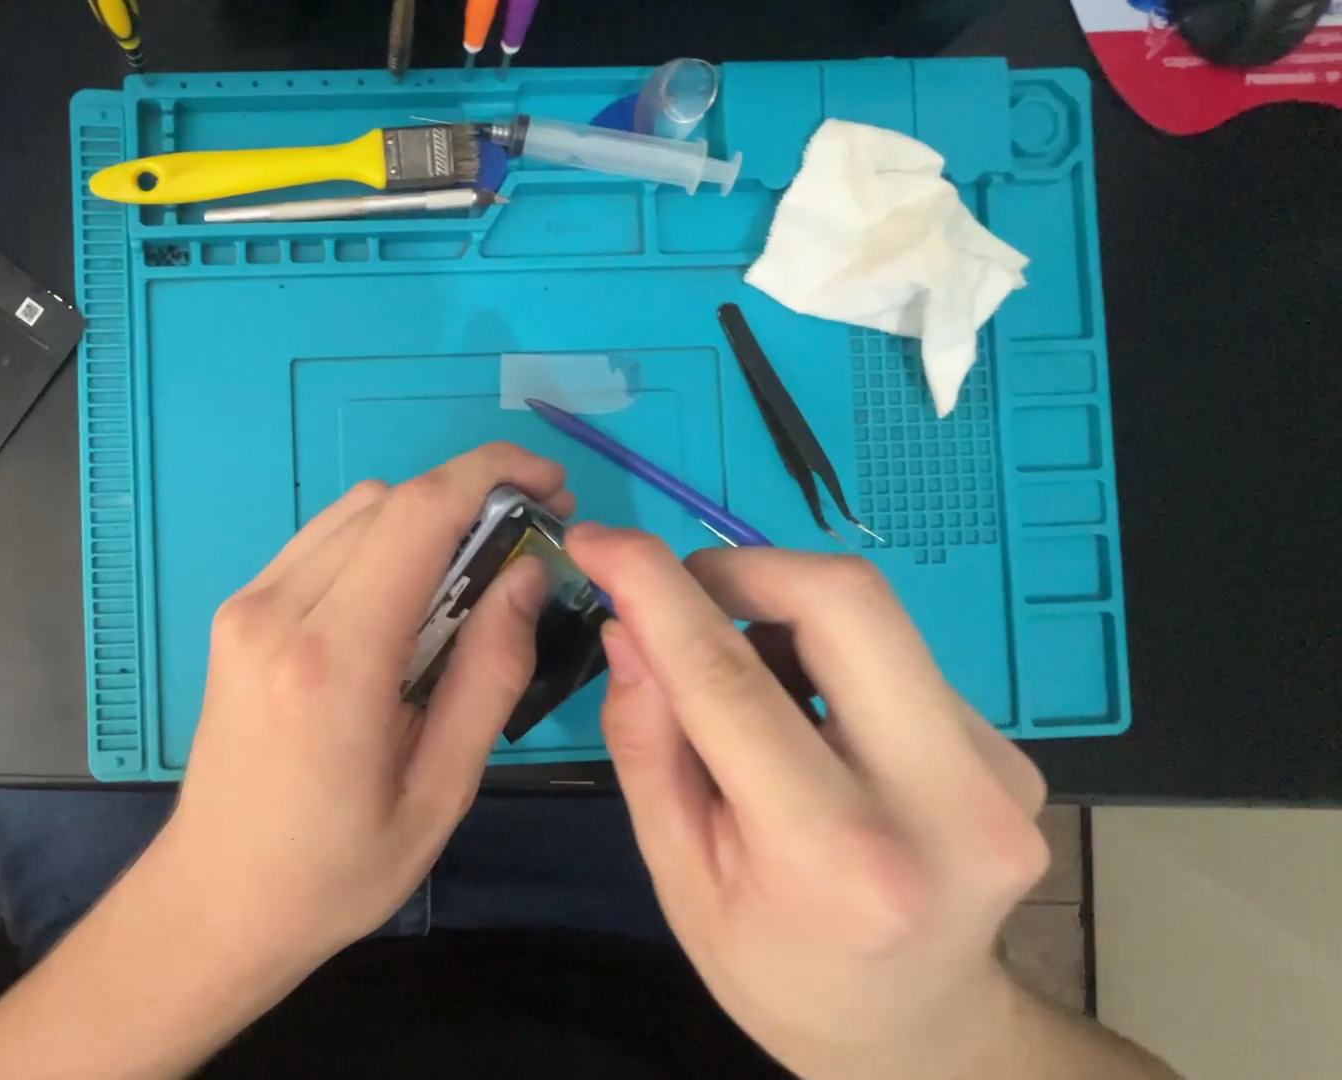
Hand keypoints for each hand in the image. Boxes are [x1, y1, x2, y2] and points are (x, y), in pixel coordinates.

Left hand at [151, 443, 570, 966]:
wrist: (214, 899)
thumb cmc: (336, 869)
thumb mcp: (440, 790)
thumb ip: (490, 673)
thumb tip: (525, 575)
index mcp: (333, 660)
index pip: (417, 517)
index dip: (491, 475)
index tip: (550, 484)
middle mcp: (277, 611)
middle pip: (387, 501)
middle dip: (469, 497)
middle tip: (526, 539)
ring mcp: (246, 606)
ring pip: (351, 512)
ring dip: (424, 518)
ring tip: (473, 572)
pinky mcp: (235, 613)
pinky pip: (319, 543)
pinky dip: (378, 542)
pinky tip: (406, 595)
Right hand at [568, 527, 1049, 1079]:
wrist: (920, 1037)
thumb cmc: (770, 967)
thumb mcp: (672, 870)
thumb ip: (645, 742)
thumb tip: (627, 627)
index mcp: (835, 854)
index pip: (729, 678)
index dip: (652, 589)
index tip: (596, 540)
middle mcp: (943, 798)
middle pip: (845, 600)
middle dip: (738, 565)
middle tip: (678, 595)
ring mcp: (995, 768)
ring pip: (870, 615)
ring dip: (773, 608)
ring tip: (735, 675)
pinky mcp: (1007, 749)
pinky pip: (889, 652)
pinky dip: (815, 649)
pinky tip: (797, 712)